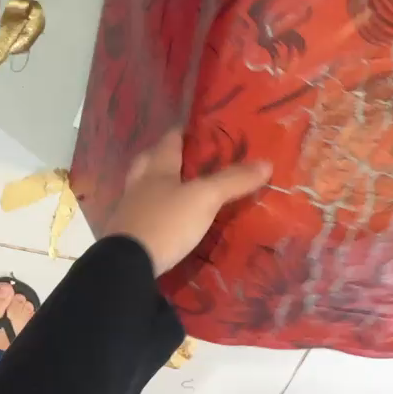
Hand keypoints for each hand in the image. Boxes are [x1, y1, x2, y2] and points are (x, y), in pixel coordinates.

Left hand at [97, 129, 271, 275]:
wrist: (126, 265)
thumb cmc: (165, 222)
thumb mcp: (204, 198)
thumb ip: (232, 180)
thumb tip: (266, 162)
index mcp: (156, 168)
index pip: (169, 140)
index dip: (184, 131)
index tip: (202, 128)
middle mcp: (138, 185)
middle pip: (149, 161)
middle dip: (165, 156)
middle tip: (188, 158)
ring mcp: (128, 210)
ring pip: (144, 188)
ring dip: (160, 185)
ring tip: (181, 188)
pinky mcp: (127, 234)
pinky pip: (143, 214)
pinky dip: (156, 211)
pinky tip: (168, 218)